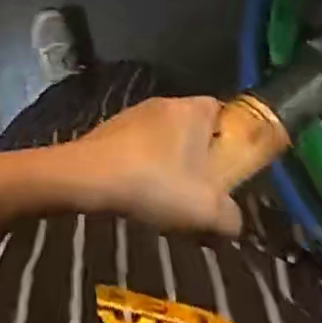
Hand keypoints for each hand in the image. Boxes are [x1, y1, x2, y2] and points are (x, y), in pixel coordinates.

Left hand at [56, 96, 241, 235]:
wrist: (89, 176)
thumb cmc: (155, 183)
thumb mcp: (209, 211)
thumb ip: (232, 216)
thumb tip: (232, 218)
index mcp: (190, 110)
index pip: (222, 111)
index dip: (232, 137)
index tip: (232, 168)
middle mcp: (163, 103)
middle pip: (194, 128)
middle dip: (201, 159)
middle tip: (204, 193)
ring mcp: (133, 114)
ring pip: (166, 140)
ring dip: (172, 166)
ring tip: (172, 202)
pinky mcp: (112, 129)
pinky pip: (141, 147)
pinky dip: (147, 168)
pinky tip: (142, 196)